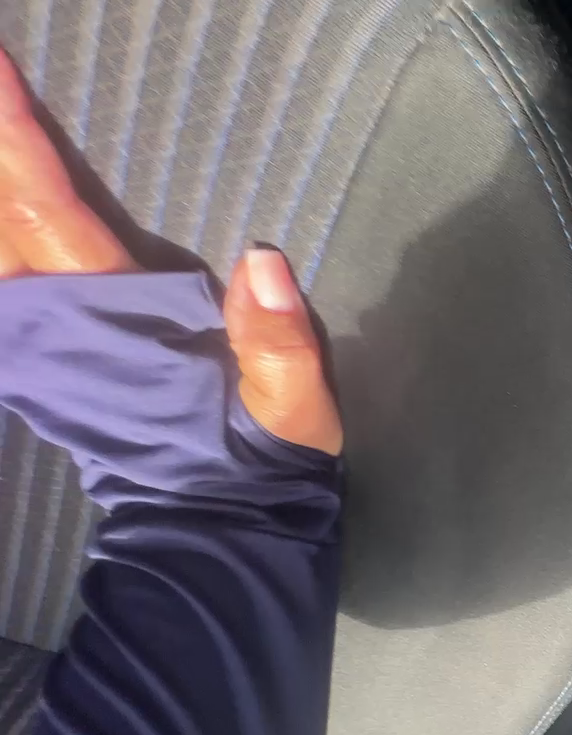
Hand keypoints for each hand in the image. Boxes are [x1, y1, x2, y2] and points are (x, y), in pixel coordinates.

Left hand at [0, 49, 341, 454]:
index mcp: (112, 322)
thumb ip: (279, 341)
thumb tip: (265, 259)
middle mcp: (46, 318)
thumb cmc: (262, 455)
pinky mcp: (34, 349)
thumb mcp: (292, 407)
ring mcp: (28, 334)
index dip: (14, 137)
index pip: (47, 209)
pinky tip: (2, 211)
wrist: (221, 510)